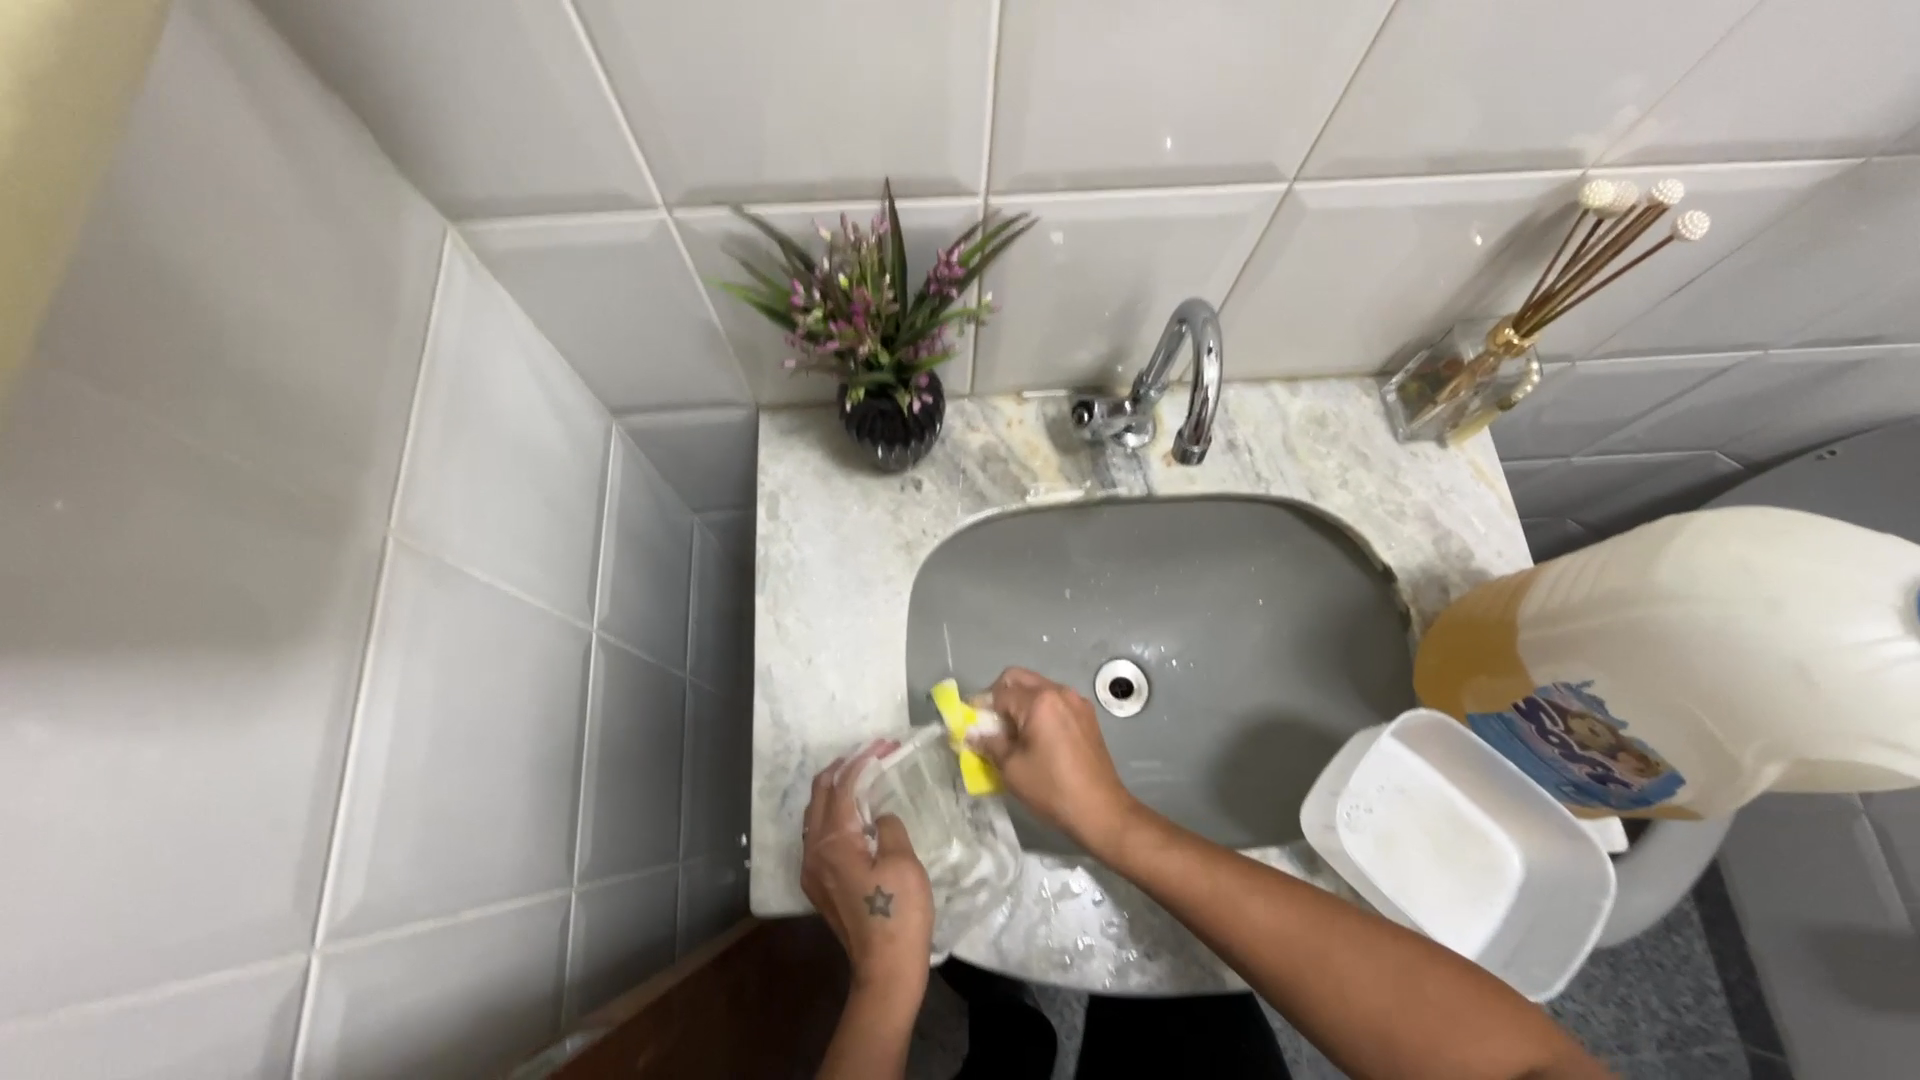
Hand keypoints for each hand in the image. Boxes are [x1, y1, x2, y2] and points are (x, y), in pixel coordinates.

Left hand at [800, 740, 934, 998]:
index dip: (863, 762)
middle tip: (867, 754)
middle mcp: (813, 852)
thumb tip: (878, 819)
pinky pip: (819, 837)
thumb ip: (888, 827)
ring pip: (815, 816)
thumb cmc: (898, 913)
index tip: (882, 745)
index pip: (844, 787)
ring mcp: (812, 871)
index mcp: (833, 841)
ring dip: (834, 791)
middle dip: (842, 769)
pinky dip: (834, 815)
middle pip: (820, 796)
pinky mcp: (819, 886)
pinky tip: (854, 815)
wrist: (885, 969)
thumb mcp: (902, 860)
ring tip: (858, 775)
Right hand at [970, 667, 1140, 853]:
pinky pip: (1055, 700)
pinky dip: (1039, 709)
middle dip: (999, 695)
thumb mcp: (1012, 768)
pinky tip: (1036, 736)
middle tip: (990, 722)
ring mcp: (1077, 702)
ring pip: (1038, 687)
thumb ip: (989, 743)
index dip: (980, 706)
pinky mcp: (1087, 716)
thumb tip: (972, 733)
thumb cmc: (1052, 788)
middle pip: (1019, 678)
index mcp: (1039, 701)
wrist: (1101, 809)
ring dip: (1020, 701)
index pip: (999, 692)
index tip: (971, 723)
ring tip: (1013, 732)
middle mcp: (1059, 692)